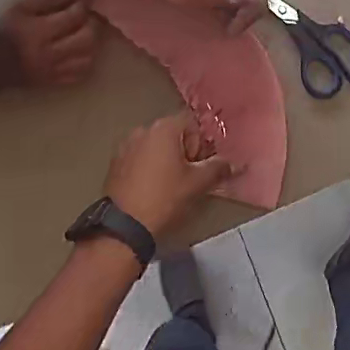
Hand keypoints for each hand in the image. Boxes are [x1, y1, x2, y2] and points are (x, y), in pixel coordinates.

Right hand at [0, 0, 101, 89]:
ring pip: (88, 56)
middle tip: (86, 17)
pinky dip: (85, 60)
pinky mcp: (53, 82)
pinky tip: (79, 52)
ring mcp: (52, 70)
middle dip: (91, 24)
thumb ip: (45, 1)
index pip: (73, 16)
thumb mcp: (17, 11)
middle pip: (86, 37)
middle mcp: (48, 52)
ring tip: (84, 33)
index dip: (82, 5)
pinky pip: (80, 73)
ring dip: (92, 43)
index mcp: (37, 32)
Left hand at [102, 113, 235, 240]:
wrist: (124, 226)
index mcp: (164, 128)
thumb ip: (218, 167)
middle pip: (174, 132)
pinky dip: (151, 166)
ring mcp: (125, 145)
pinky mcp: (115, 163)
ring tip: (172, 183)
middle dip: (186, 150)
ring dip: (168, 158)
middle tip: (191, 174)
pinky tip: (154, 187)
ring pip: (156, 145)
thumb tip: (234, 164)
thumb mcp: (197, 182)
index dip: (202, 141)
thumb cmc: (164, 197)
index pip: (192, 122)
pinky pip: (141, 157)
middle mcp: (143, 130)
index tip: (202, 162)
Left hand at [160, 0, 265, 33]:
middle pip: (260, 4)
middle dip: (244, 19)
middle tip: (224, 27)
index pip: (258, 0)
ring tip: (222, 21)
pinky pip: (249, 7)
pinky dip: (239, 17)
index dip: (245, 18)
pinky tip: (224, 17)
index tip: (228, 29)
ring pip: (256, 7)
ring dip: (241, 19)